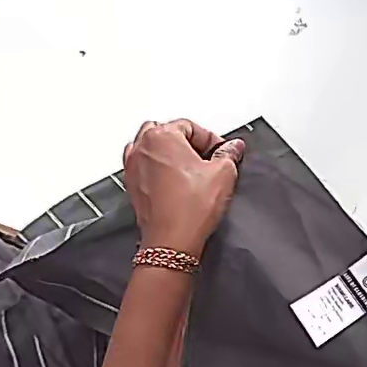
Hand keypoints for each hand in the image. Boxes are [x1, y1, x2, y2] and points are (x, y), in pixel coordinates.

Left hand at [122, 119, 244, 255]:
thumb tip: (233, 147)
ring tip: (190, 170)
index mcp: (162, 136)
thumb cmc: (190, 208)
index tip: (222, 152)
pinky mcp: (132, 185)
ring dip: (171, 154)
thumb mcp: (223, 174)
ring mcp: (133, 166)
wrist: (171, 240)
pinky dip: (159, 169)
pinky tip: (176, 183)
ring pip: (153, 149)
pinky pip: (146, 167)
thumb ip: (229, 154)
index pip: (190, 125)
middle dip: (188, 143)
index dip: (211, 139)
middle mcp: (141, 147)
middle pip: (167, 132)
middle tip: (207, 158)